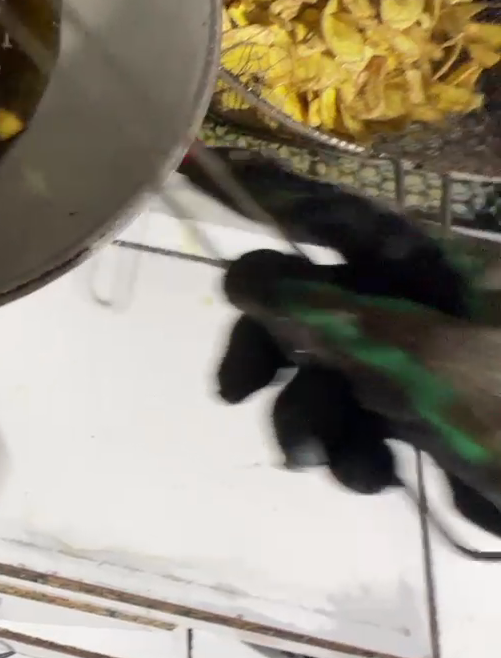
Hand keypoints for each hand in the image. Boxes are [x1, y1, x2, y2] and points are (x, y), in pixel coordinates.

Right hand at [181, 149, 500, 535]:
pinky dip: (352, 450)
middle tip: (235, 396)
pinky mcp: (432, 409)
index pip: (340, 217)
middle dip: (268, 356)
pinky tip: (374, 478)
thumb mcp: (416, 358)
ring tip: (338, 468)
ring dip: (311, 422)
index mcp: (445, 268)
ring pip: (321, 369)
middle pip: (309, 303)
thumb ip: (318, 311)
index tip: (213, 179)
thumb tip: (241, 276)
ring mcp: (430, 356)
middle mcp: (431, 300)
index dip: (275, 198)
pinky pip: (356, 415)